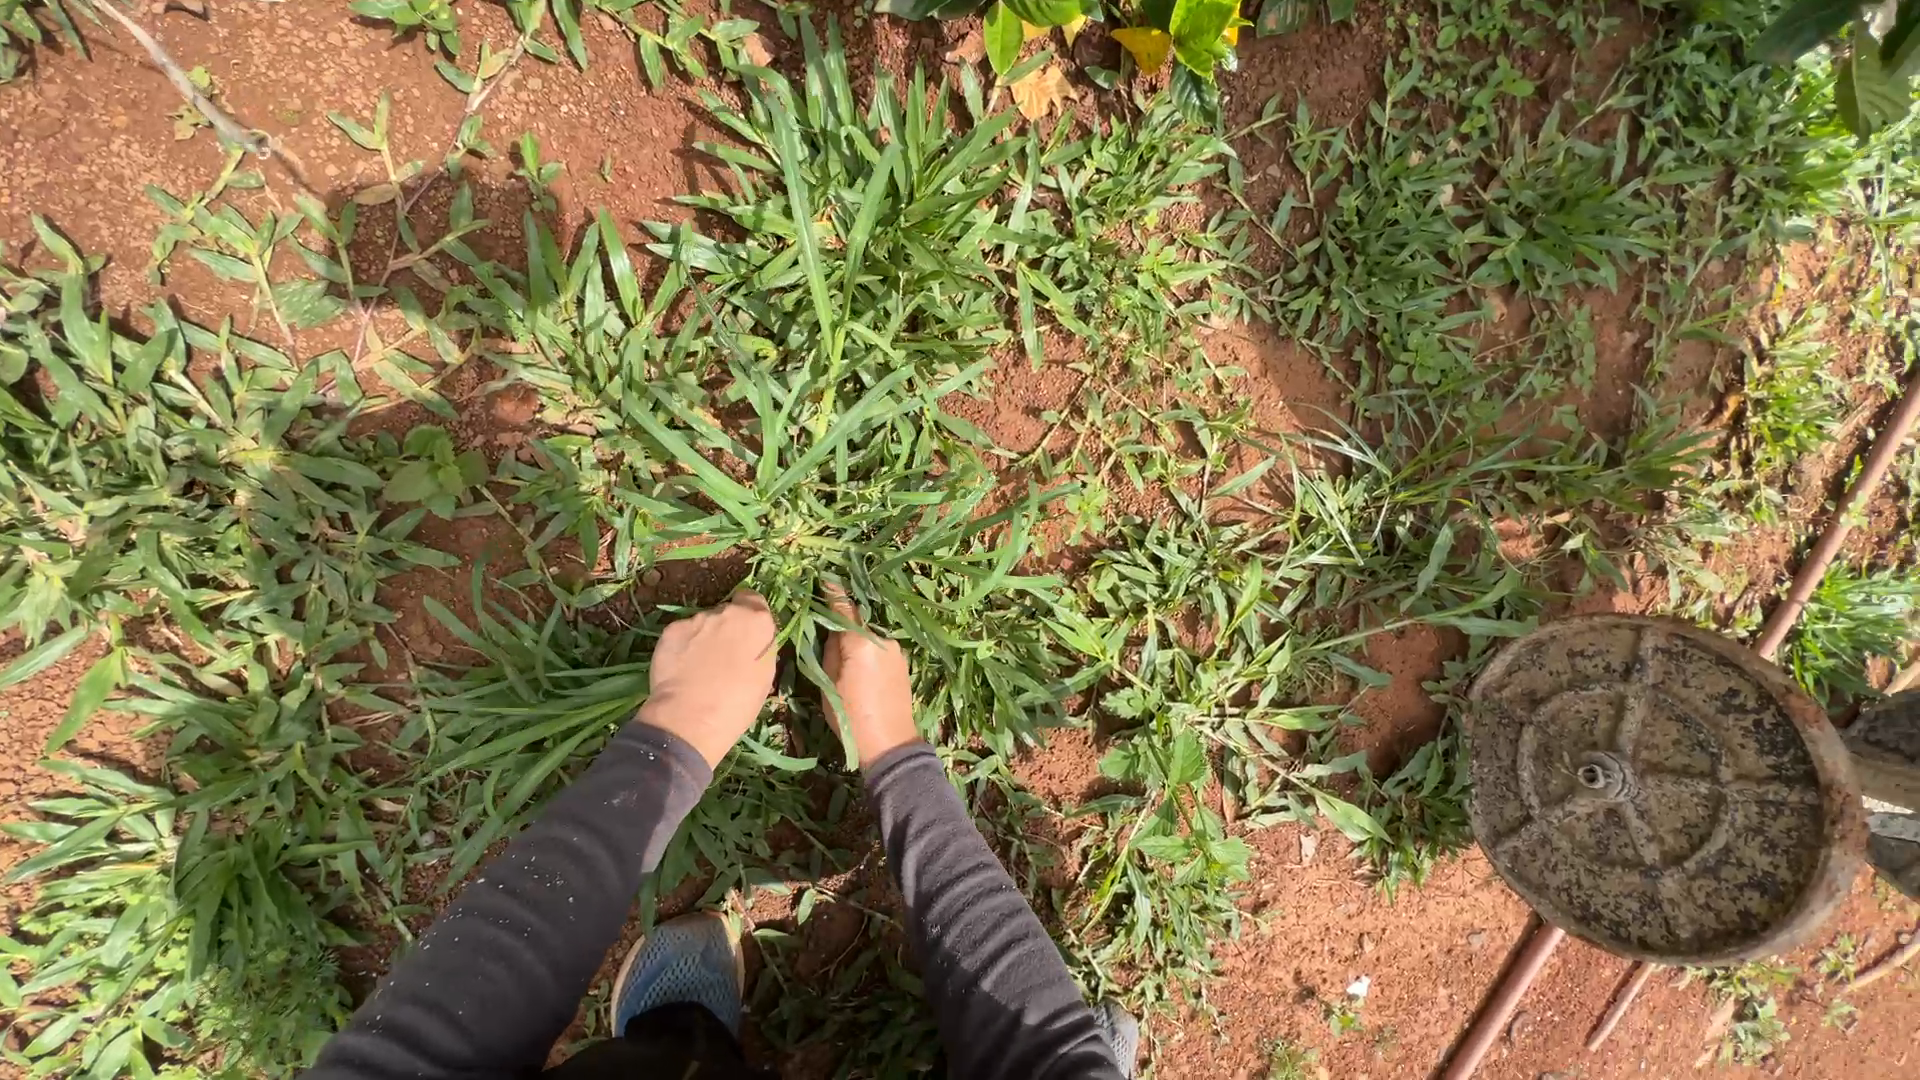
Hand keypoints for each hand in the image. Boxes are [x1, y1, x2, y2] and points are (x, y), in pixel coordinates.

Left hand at [638, 590, 778, 767]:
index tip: (744, 633)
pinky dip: (681, 647)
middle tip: (720, 656)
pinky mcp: (672, 630)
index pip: (753, 599)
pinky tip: (680, 669)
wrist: (692, 717)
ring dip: (702, 638)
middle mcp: (729, 612)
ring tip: (697, 668)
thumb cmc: (738, 703)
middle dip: (724, 628)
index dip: (748, 614)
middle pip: (727, 612)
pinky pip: (681, 634)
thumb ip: (759, 649)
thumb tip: (749, 645)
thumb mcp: (765, 676)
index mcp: (758, 621)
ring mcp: (698, 619)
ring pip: (702, 624)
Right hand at [822, 594, 916, 767]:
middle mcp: (883, 639)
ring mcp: (896, 651)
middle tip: (823, 633)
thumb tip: (831, 632)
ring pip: (868, 637)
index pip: (844, 608)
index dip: (832, 592)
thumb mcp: (828, 684)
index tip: (823, 577)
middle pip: (857, 622)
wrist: (890, 743)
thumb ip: (829, 651)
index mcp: (862, 642)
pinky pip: (879, 649)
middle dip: (841, 624)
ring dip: (855, 641)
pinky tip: (859, 671)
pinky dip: (867, 652)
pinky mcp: (902, 663)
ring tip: (842, 662)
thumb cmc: (851, 716)